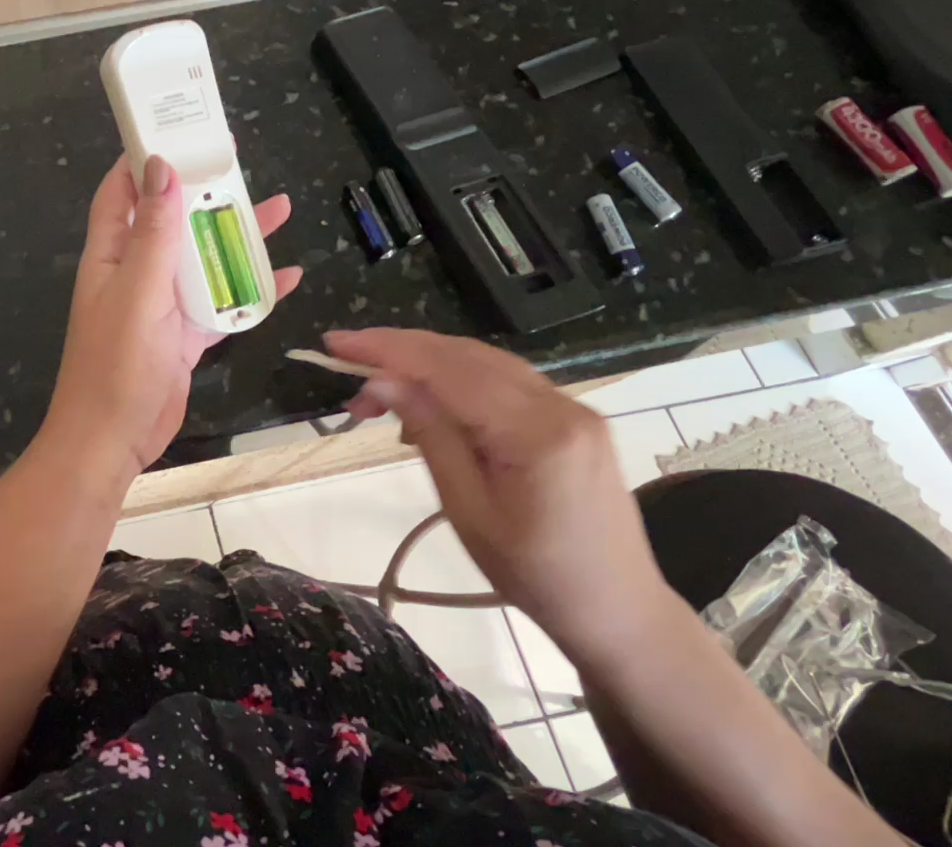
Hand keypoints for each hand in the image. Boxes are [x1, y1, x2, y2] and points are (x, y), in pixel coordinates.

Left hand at [40, 156, 302, 474]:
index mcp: (111, 256)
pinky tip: (285, 277)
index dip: (144, 161)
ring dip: (234, 237)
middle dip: (203, 193)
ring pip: (201, 260)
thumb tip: (160, 167)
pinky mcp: (184, 336)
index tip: (177, 131)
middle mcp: (134, 274)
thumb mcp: (138, 292)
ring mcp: (161, 306)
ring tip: (279, 210)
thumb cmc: (117, 364)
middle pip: (171, 221)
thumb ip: (155, 233)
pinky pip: (219, 303)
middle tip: (241, 165)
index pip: (122, 194)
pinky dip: (248, 290)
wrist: (114, 439)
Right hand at [321, 328, 671, 652]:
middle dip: (401, 351)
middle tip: (345, 364)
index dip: (388, 350)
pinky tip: (427, 398)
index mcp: (537, 434)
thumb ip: (429, 435)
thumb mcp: (466, 510)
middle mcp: (561, 406)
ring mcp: (572, 408)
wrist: (616, 607)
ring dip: (426, 361)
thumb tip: (382, 381)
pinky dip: (456, 378)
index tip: (336, 344)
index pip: (449, 370)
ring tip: (376, 386)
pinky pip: (504, 380)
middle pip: (467, 355)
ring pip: (485, 361)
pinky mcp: (571, 417)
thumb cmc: (533, 574)